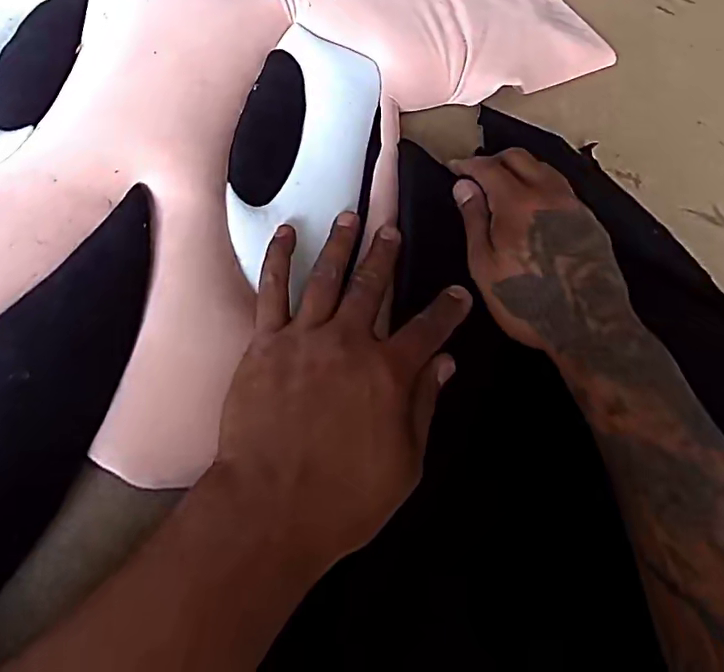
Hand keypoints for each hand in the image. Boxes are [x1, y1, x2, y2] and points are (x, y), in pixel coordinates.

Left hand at [210, 213, 469, 567]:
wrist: (271, 505)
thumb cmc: (344, 497)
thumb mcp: (405, 464)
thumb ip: (423, 406)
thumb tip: (445, 363)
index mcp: (388, 372)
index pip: (427, 330)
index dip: (446, 310)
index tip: (457, 293)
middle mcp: (348, 342)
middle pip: (372, 287)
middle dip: (385, 256)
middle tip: (392, 231)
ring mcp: (304, 336)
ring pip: (326, 276)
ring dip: (340, 243)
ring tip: (349, 217)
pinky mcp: (265, 340)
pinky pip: (272, 289)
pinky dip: (279, 257)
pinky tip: (287, 233)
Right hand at [448, 149, 635, 358]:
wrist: (590, 326)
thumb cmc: (527, 300)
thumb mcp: (484, 263)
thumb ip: (473, 219)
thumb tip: (464, 186)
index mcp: (518, 202)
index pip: (488, 166)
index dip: (466, 164)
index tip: (453, 168)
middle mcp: (549, 194)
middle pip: (518, 157)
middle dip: (492, 159)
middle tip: (475, 175)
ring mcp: (574, 205)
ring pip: (543, 168)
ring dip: (518, 168)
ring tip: (501, 186)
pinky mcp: (590, 221)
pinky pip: (560, 187)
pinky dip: (538, 183)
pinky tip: (530, 204)